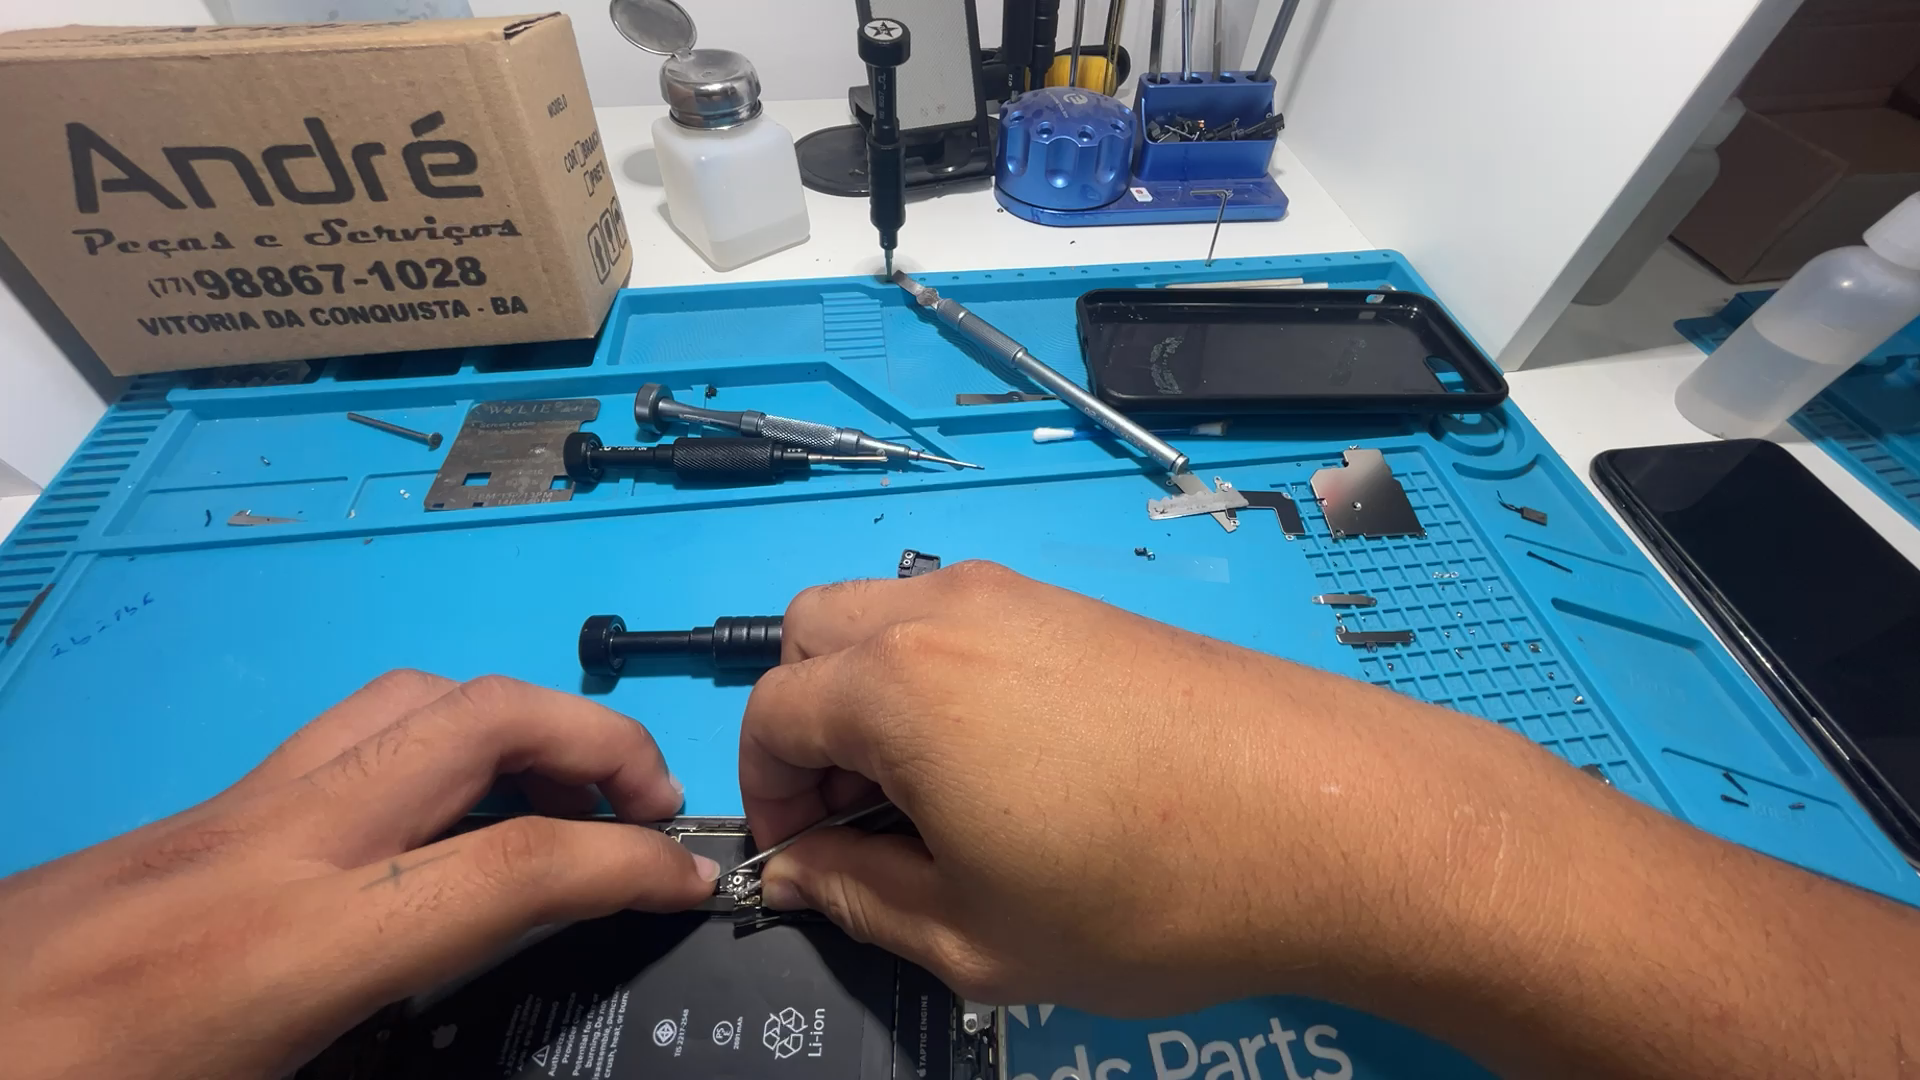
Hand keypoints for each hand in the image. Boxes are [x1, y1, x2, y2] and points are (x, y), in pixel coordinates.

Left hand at [0, 672, 718, 1079]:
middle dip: (600, 739)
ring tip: (560, 789)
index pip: (515, 863)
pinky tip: (443, 811)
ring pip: (417, 699)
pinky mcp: (183, 816)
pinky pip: (353, 733)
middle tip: (645, 802)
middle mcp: (261, 847)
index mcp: (273, 955)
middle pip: (481, 718)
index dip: (629, 865)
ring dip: (523, 725)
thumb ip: (386, 1061)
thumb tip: (491, 1017)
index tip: (687, 880)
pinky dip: (442, 744)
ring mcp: (217, 813)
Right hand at [738, 561, 1561, 1014]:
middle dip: (805, 713)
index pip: (769, 708)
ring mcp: (1009, 591)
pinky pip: (958, 613)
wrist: (1315, 809)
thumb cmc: (1134, 890)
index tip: (806, 847)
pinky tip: (1004, 740)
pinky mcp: (1065, 598)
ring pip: (885, 609)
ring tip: (931, 774)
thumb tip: (795, 869)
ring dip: (869, 682)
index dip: (765, 786)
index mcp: (896, 683)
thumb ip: (857, 895)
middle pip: (813, 629)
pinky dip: (935, 664)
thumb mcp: (973, 932)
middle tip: (858, 800)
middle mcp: (941, 609)